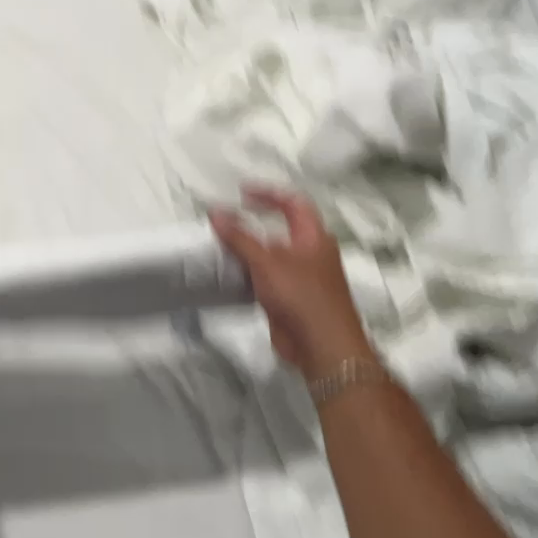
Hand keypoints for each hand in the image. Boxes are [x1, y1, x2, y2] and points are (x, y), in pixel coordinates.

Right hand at [210, 187, 373, 379]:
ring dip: (247, 251)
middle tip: (225, 220)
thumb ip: (239, 237)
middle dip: (253, 223)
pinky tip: (228, 276)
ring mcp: (300, 278)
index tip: (241, 192)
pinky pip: (265, 278)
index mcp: (314, 237)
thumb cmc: (300, 295)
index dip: (269, 194)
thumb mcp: (266, 261)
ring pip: (270, 255)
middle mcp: (310, 253)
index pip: (293, 203)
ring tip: (219, 246)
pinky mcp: (289, 299)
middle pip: (281, 229)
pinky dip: (247, 273)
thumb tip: (215, 212)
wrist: (321, 345)